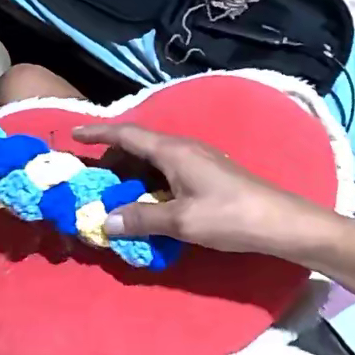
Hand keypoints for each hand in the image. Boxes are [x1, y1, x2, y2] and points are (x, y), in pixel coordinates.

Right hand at [69, 122, 343, 261]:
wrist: (279, 221)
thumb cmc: (230, 216)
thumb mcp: (182, 221)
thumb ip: (142, 219)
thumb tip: (106, 221)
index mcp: (174, 151)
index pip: (128, 135)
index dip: (99, 133)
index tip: (74, 133)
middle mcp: (183, 148)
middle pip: (139, 146)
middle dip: (112, 160)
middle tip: (91, 178)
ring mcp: (197, 160)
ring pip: (153, 160)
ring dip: (131, 173)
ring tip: (113, 193)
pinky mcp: (207, 174)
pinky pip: (167, 171)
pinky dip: (149, 182)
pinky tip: (146, 202)